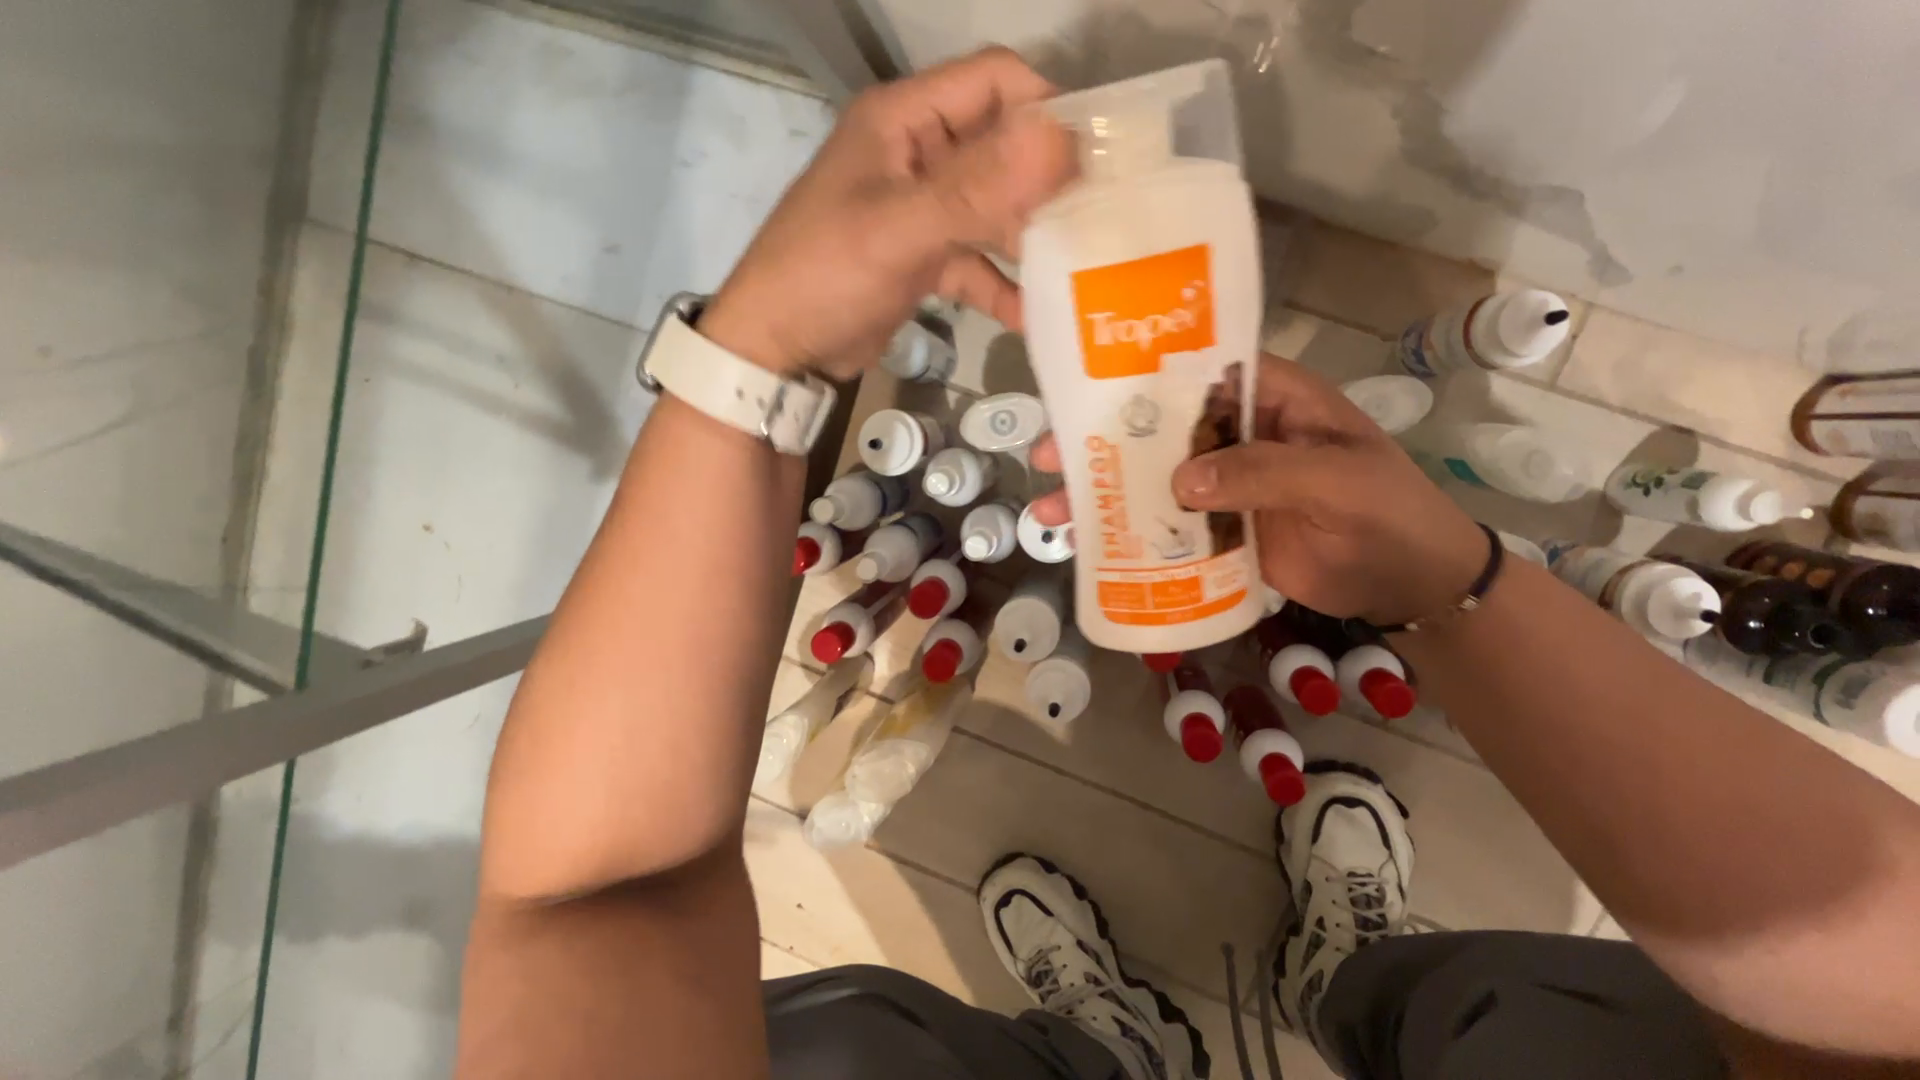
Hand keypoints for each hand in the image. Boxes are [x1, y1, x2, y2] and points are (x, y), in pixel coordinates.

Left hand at [698, 48, 1076, 378]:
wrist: (776, 351)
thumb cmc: (823, 275)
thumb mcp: (898, 228)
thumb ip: (976, 188)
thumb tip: (1060, 140)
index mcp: (903, 121)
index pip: (992, 81)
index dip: (1045, 108)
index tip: (1092, 158)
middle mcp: (917, 154)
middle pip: (1001, 146)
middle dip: (1048, 180)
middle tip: (1099, 218)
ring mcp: (921, 209)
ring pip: (994, 207)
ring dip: (1031, 236)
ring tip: (1080, 267)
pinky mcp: (923, 257)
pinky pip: (976, 261)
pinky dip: (1002, 286)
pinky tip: (1034, 316)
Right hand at [1026, 354, 1488, 624]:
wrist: (1410, 583)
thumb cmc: (1388, 512)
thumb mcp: (1335, 481)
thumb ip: (1262, 472)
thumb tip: (1178, 481)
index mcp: (1272, 401)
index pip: (1200, 374)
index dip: (1144, 377)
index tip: (1087, 387)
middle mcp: (1240, 435)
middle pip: (1162, 430)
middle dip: (1106, 441)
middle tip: (1048, 455)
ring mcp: (1227, 485)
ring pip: (1156, 480)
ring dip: (1107, 491)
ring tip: (1052, 510)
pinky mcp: (1221, 529)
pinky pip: (1169, 524)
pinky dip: (1132, 532)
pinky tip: (1091, 543)